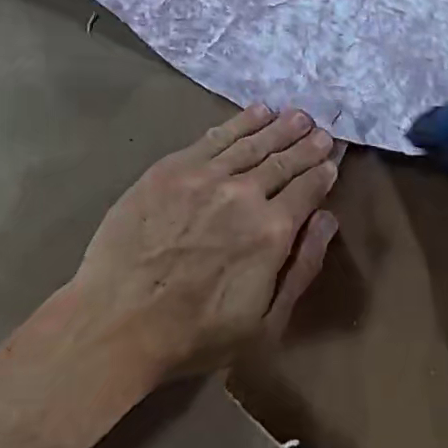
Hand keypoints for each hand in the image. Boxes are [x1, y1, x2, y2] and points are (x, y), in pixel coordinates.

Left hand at [53, 104, 342, 384]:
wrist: (114, 325)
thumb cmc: (194, 335)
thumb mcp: (264, 324)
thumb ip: (303, 268)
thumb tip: (327, 219)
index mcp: (272, 231)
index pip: (308, 188)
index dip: (324, 171)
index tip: (333, 159)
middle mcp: (245, 194)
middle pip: (284, 160)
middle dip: (307, 144)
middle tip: (322, 130)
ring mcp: (206, 176)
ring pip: (253, 142)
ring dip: (280, 127)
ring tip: (299, 115)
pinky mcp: (172, 168)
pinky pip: (216, 137)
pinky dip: (241, 122)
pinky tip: (258, 112)